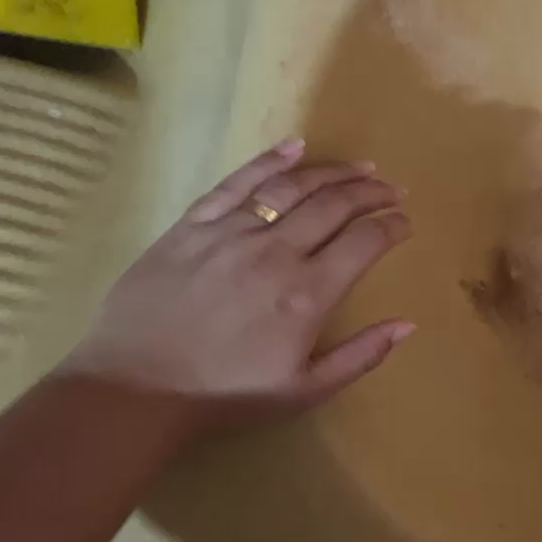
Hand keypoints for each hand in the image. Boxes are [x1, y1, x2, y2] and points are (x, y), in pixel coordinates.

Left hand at [60, 137, 413, 428]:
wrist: (133, 391)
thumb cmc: (227, 394)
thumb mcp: (307, 389)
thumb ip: (362, 355)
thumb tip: (408, 324)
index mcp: (309, 294)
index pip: (366, 242)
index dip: (393, 227)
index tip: (406, 223)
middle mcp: (275, 253)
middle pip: (335, 206)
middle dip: (373, 194)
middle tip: (394, 190)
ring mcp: (229, 235)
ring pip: (291, 188)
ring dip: (333, 173)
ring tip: (360, 168)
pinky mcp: (190, 229)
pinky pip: (235, 184)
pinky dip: (269, 162)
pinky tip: (296, 147)